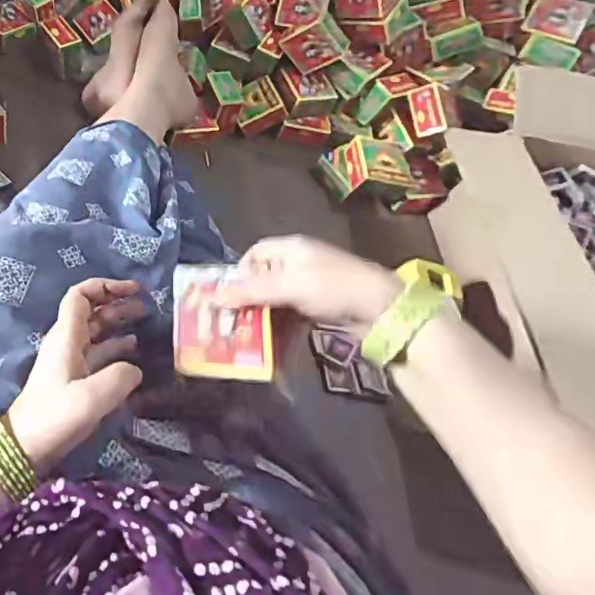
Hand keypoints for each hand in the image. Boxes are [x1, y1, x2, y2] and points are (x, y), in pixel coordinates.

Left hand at [6, 278, 147, 470]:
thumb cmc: (55, 416)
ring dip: (118, 322)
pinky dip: (115, 346)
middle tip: (146, 304)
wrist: (25, 446)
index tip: (132, 290)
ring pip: (95, 331)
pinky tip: (133, 351)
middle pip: (91, 311)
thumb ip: (120, 378)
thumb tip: (134, 369)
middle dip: (117, 302)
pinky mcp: (72, 378)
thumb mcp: (92, 398)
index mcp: (66, 337)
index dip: (105, 286)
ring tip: (144, 321)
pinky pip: (96, 352)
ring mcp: (68, 360)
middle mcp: (66, 342)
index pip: (80, 295)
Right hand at [214, 235, 402, 330]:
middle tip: (236, 323)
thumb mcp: (288, 287)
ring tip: (252, 339)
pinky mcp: (319, 307)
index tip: (233, 296)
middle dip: (249, 300)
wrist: (382, 309)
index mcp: (291, 249)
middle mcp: (298, 264)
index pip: (255, 254)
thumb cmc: (332, 287)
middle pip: (263, 279)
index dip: (241, 272)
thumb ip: (251, 292)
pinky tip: (275, 345)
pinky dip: (281, 329)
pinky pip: (291, 316)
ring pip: (276, 301)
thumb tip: (213, 296)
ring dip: (264, 318)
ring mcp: (310, 286)